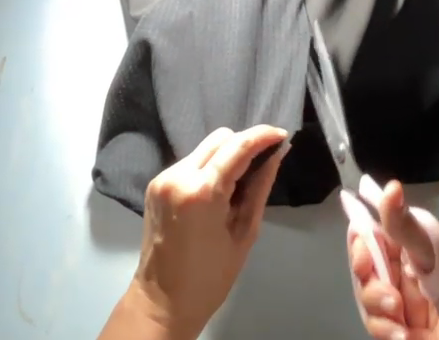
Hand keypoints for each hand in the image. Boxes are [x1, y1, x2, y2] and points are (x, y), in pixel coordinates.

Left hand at [121, 125, 290, 339]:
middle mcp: (179, 175)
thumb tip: (276, 156)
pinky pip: (190, 162)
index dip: (262, 136)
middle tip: (264, 162)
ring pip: (204, 148)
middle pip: (219, 138)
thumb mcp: (244, 234)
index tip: (282, 135)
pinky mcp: (156, 183)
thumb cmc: (210, 278)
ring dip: (226, 155)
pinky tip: (218, 191)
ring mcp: (164, 177)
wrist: (161, 303)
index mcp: (202, 191)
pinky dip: (209, 167)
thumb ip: (260, 188)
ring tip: (241, 182)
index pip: (237, 146)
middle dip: (244, 144)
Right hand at [349, 179, 438, 339]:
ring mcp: (400, 301)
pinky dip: (384, 331)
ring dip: (376, 309)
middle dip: (367, 280)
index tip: (360, 249)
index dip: (360, 238)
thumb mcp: (437, 257)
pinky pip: (376, 325)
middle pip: (363, 266)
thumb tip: (391, 185)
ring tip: (400, 321)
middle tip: (388, 295)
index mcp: (412, 243)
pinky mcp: (400, 330)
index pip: (372, 230)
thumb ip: (406, 226)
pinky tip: (403, 337)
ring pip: (366, 297)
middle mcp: (402, 269)